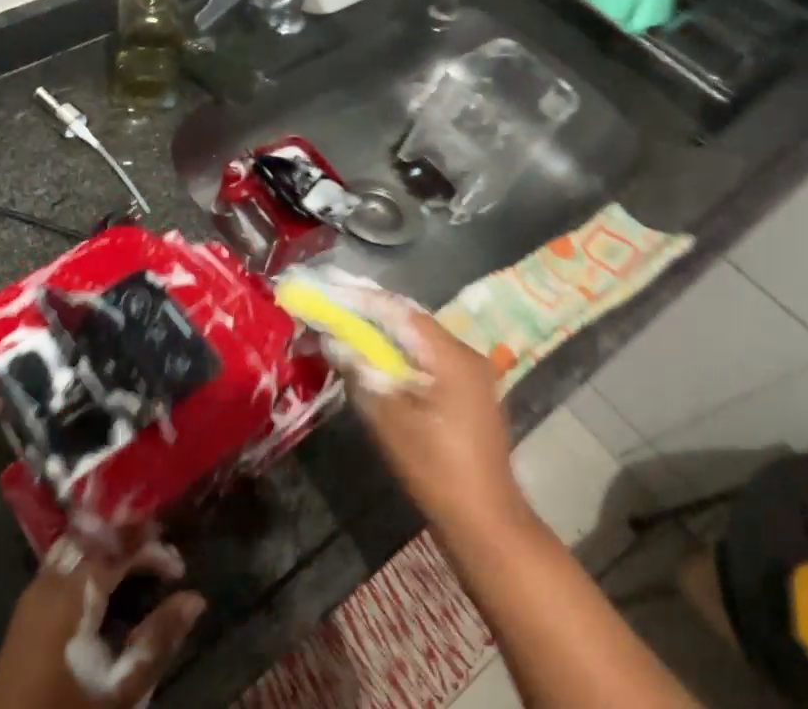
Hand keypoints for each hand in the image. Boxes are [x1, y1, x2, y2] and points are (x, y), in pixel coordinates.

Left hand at [0, 528, 205, 708]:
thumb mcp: (123, 688)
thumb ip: (158, 639)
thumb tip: (195, 599)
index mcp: (73, 595)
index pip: (117, 546)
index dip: (151, 548)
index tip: (180, 569)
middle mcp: (50, 581)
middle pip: (92, 536)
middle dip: (130, 538)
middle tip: (162, 557)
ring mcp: (33, 591)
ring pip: (74, 544)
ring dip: (108, 545)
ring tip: (140, 562)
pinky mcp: (27, 607)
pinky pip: (61, 561)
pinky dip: (88, 558)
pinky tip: (106, 578)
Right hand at [346, 294, 534, 538]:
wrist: (482, 518)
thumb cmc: (434, 466)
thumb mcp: (388, 417)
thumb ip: (360, 370)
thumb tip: (332, 338)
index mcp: (451, 356)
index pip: (399, 311)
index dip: (359, 299)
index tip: (325, 290)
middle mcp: (466, 355)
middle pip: (410, 320)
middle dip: (368, 312)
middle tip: (329, 306)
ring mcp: (470, 375)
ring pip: (418, 339)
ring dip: (381, 333)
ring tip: (342, 328)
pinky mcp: (466, 393)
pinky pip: (426, 359)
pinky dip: (396, 353)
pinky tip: (372, 359)